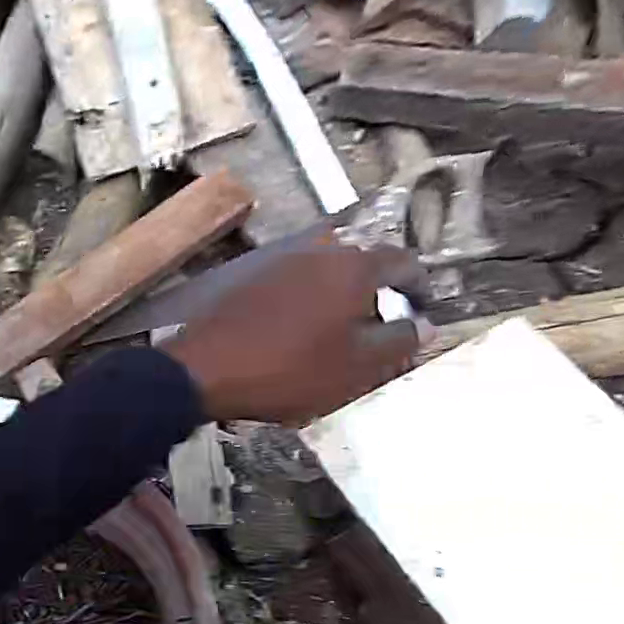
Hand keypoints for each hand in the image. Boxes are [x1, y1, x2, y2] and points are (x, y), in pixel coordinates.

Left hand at [162, 244, 426, 423]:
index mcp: (352, 266)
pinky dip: (301, 305)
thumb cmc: (288, 369)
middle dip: (374, 293)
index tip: (420, 310)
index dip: (418, 286)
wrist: (201, 371)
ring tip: (335, 335)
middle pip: (358, 265)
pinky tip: (294, 334)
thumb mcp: (356, 366)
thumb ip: (397, 341)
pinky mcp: (243, 284)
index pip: (402, 262)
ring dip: (334, 298)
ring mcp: (273, 266)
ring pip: (320, 276)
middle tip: (377, 327)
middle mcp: (314, 253)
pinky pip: (287, 289)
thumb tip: (422, 325)